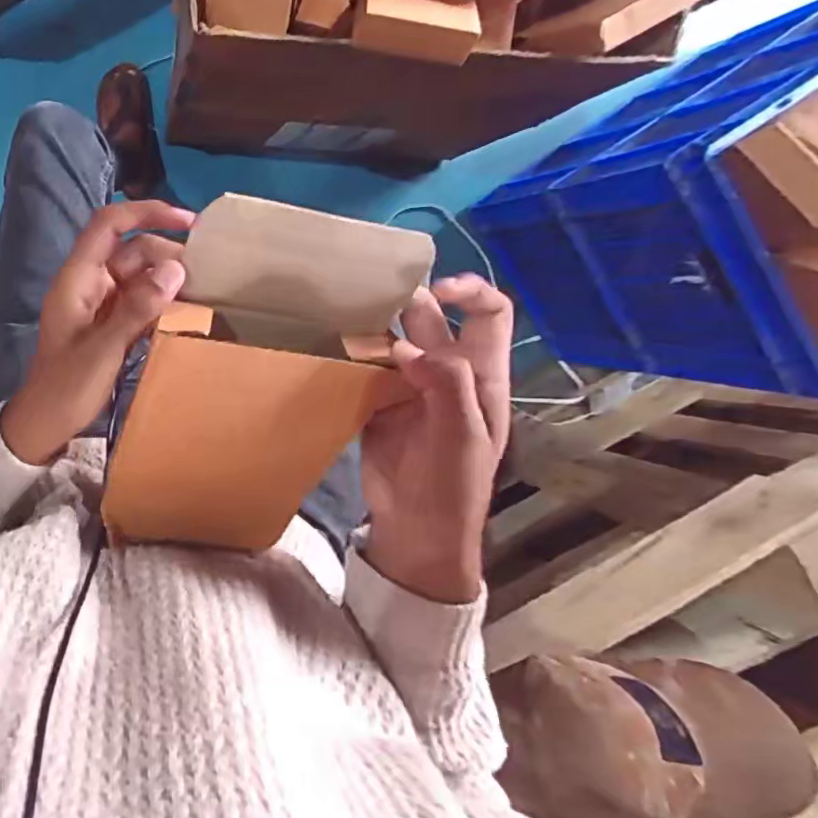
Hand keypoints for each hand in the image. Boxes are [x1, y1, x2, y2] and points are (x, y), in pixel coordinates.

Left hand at [0, 201, 196, 463]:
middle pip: (131, 250)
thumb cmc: (65, 388)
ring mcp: (99, 304)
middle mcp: (88, 284)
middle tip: (204, 274)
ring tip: (202, 290)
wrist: (45, 423)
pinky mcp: (109, 324)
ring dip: (167, 278)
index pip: (108, 225)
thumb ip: (137, 308)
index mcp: (76, 280)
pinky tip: (185, 309)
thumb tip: (175, 268)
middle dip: (166, 253)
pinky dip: (160, 300)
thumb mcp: (102, 349)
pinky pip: (139, 300)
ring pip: (139, 275)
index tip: (188, 221)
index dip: (146, 212)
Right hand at [359, 275, 513, 603]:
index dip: (469, 291)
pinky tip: (329, 351)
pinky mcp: (375, 405)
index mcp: (479, 376)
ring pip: (392, 343)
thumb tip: (406, 346)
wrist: (416, 528)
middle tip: (367, 295)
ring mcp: (407, 389)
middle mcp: (443, 374)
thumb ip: (445, 386)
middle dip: (406, 303)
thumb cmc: (452, 485)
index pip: (488, 316)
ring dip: (372, 329)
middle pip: (431, 322)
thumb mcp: (461, 436)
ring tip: (342, 316)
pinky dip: (349, 357)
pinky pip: (363, 370)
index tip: (433, 289)